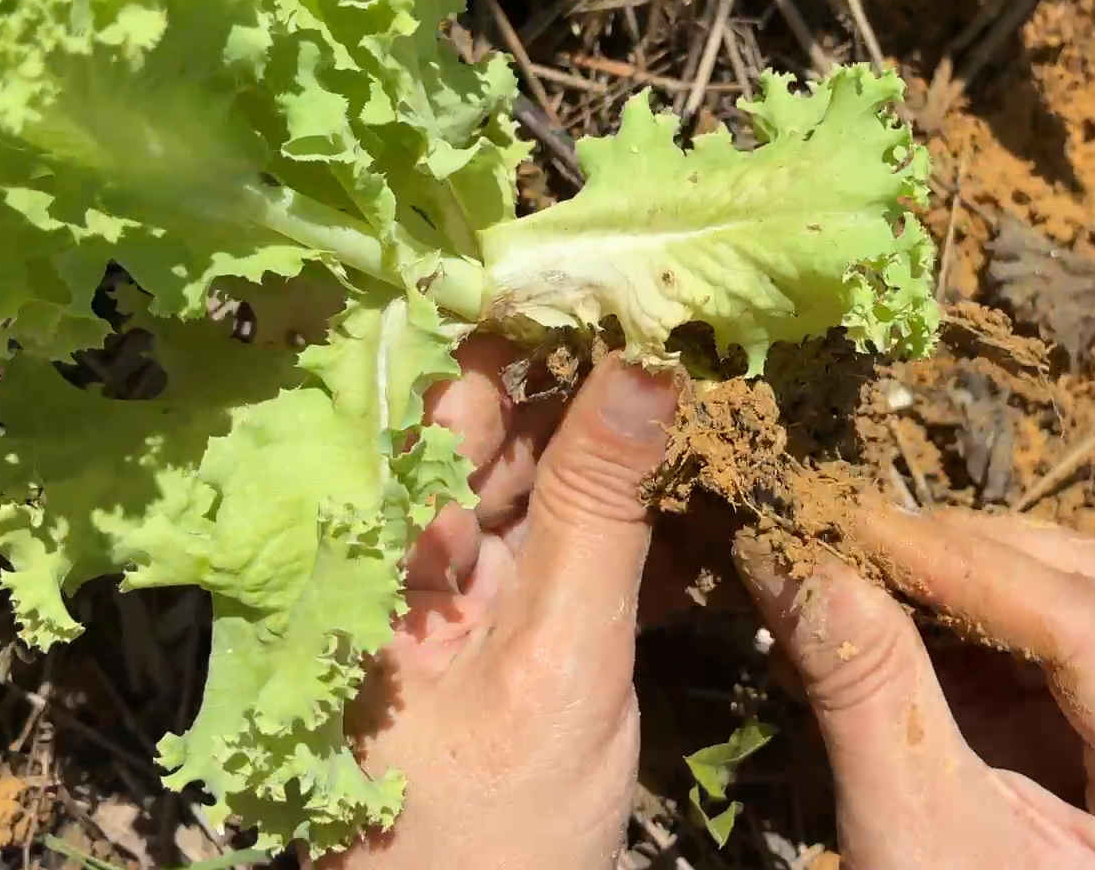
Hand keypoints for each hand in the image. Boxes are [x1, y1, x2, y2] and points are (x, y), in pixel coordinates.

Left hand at [323, 338, 678, 869]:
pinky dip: (638, 515)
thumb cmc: (490, 831)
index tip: (619, 279)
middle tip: (689, 338)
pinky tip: (698, 502)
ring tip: (708, 408)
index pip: (455, 386)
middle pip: (514, 424)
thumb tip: (645, 360)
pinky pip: (582, 535)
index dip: (530, 323)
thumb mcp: (557, 652)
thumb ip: (599, 502)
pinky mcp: (528, 613)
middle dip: (599, 382)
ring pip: (558, 477)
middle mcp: (423, 542)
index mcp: (385, 535)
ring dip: (631, 447)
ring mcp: (480, 580)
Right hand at [733, 505, 1094, 869]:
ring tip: (873, 570)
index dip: (961, 561)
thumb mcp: (921, 850)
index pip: (1090, 626)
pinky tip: (903, 618)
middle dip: (974, 554)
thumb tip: (795, 559)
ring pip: (1084, 600)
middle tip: (865, 539)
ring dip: (970, 575)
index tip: (855, 522)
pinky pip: (1054, 642)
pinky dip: (971, 618)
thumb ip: (868, 693)